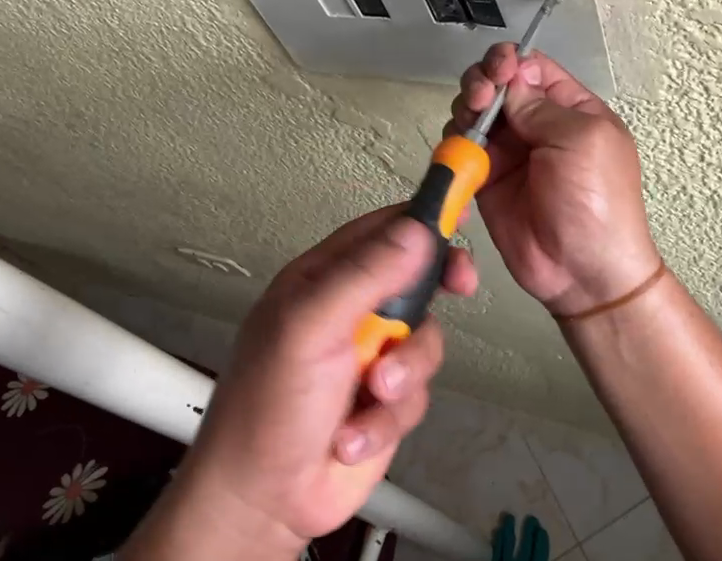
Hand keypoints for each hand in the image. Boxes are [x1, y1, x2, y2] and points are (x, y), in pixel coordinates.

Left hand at [140, 209, 477, 556]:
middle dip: (436, 290)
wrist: (262, 501)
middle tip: (460, 285)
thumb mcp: (310, 328)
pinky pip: (418, 394)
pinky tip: (352, 436)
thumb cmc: (265, 408)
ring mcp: (370, 356)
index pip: (383, 229)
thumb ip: (364, 275)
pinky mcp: (386, 401)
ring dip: (405, 373)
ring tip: (371, 396)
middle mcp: (351, 310)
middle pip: (417, 278)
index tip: (459, 224)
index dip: (424, 221)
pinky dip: (390, 418)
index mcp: (324, 278)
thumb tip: (416, 229)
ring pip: (426, 340)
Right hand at [446, 46, 660, 317]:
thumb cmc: (598, 201)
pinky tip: (460, 151)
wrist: (583, 272)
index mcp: (570, 108)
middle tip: (481, 99)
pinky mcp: (485, 179)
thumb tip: (510, 78)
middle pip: (496, 84)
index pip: (531, 67)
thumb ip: (541, 105)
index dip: (509, 62)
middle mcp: (536, 124)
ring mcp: (509, 152)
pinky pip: (460, 150)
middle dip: (482, 81)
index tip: (498, 72)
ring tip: (470, 125)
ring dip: (466, 109)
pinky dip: (454, 143)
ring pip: (474, 112)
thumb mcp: (582, 140)